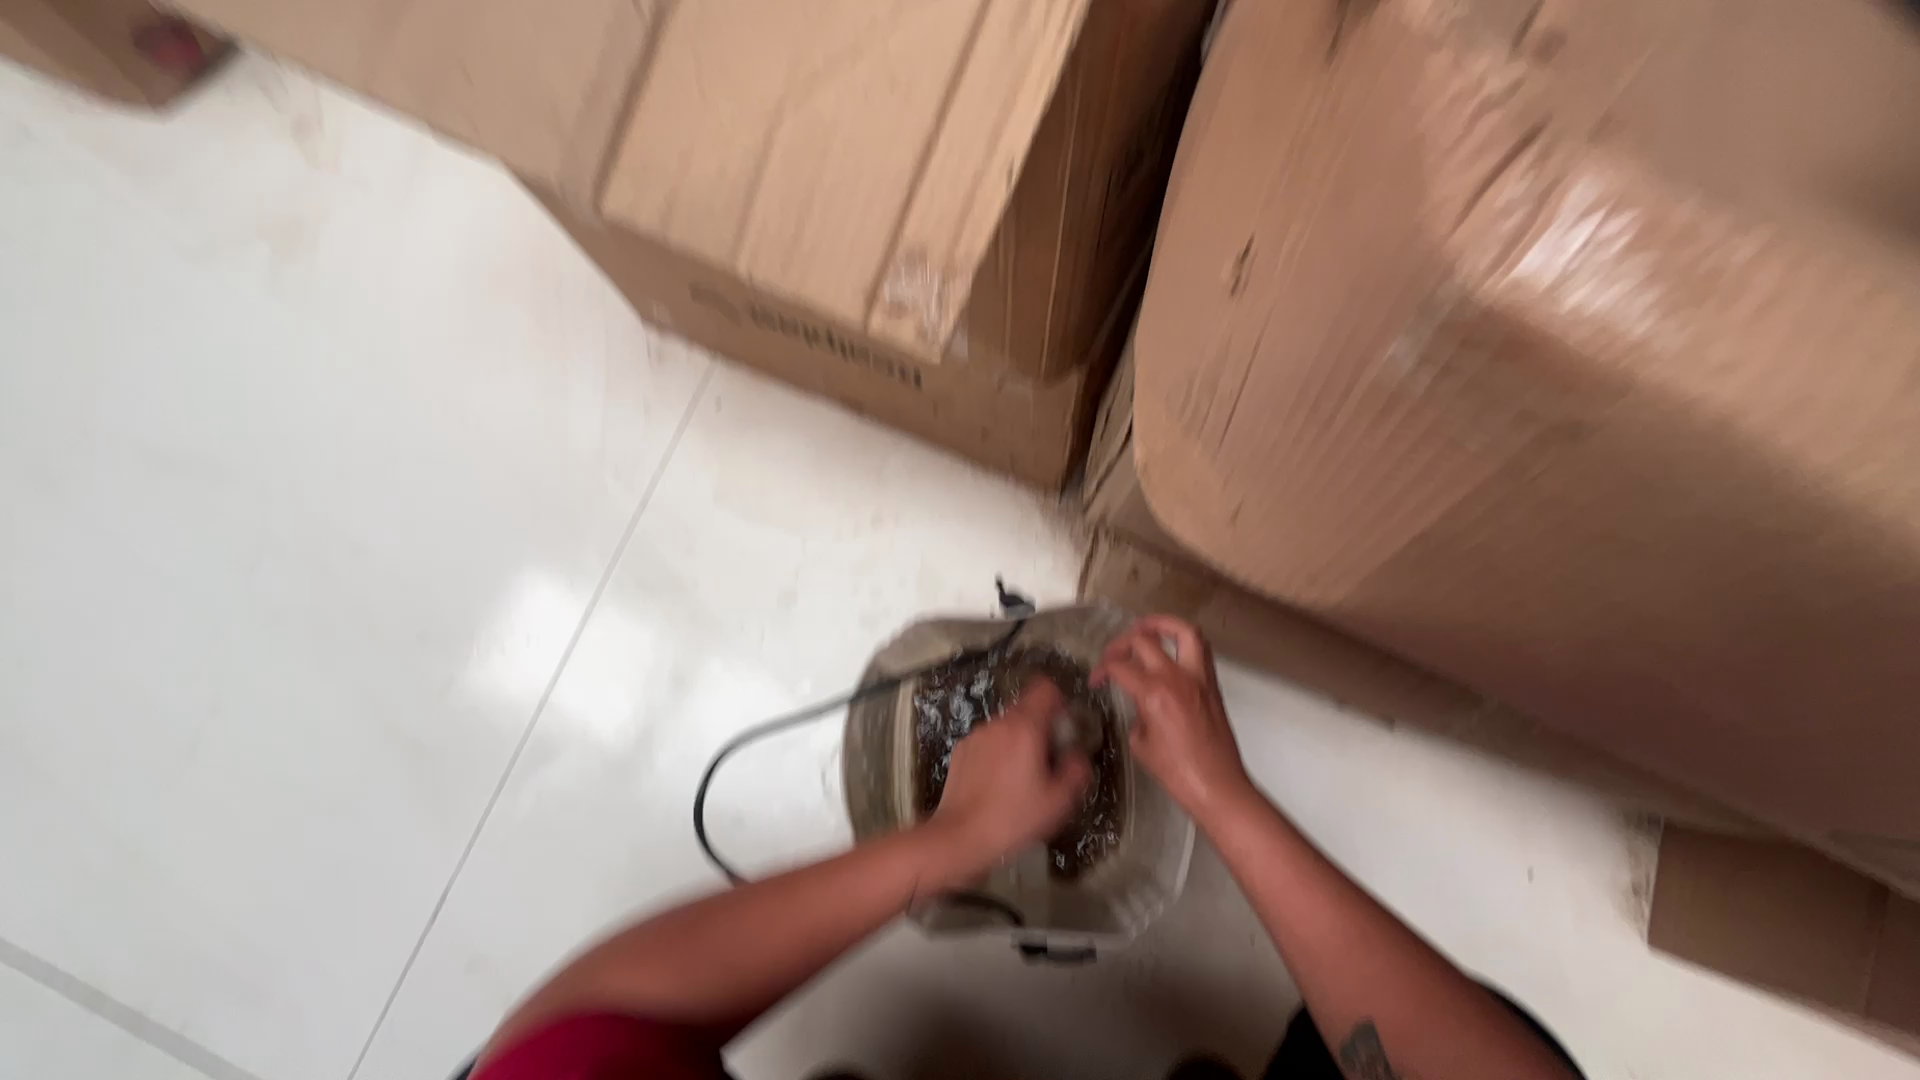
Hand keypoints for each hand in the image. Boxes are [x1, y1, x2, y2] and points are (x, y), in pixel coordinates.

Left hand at [925, 679, 1091, 881]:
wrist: (961, 836)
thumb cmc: (1014, 818)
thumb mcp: (1059, 801)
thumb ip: (1077, 770)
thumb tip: (1077, 755)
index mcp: (1025, 728)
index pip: (1045, 689)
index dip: (1059, 702)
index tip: (1064, 727)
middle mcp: (999, 723)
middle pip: (1026, 709)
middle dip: (1040, 729)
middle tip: (1046, 763)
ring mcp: (976, 735)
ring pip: (1006, 727)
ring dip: (1017, 742)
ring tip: (1019, 779)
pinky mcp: (961, 750)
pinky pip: (988, 742)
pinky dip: (996, 753)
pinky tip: (996, 784)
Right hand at [1095, 616, 1253, 820]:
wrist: (1217, 786)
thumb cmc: (1175, 772)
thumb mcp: (1141, 743)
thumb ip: (1137, 713)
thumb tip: (1142, 704)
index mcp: (1154, 693)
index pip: (1120, 666)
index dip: (1101, 669)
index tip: (1095, 681)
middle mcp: (1177, 677)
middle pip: (1144, 639)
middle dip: (1121, 643)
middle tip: (1112, 657)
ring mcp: (1198, 678)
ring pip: (1183, 631)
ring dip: (1161, 624)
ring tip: (1145, 628)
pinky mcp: (1212, 685)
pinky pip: (1200, 650)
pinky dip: (1182, 642)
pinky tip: (1169, 651)